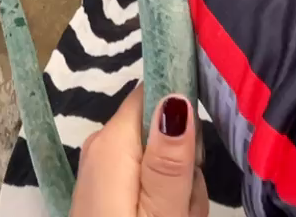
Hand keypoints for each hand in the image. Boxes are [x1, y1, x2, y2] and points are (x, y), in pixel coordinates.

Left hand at [71, 90, 204, 216]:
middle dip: (182, 167)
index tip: (194, 158)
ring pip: (160, 159)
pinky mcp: (104, 192)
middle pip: (161, 130)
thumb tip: (177, 95)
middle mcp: (102, 145)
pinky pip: (146, 181)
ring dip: (178, 191)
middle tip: (183, 208)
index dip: (182, 115)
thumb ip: (169, 158)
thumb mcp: (160, 214)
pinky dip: (162, 203)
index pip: (154, 91)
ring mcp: (101, 170)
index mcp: (111, 140)